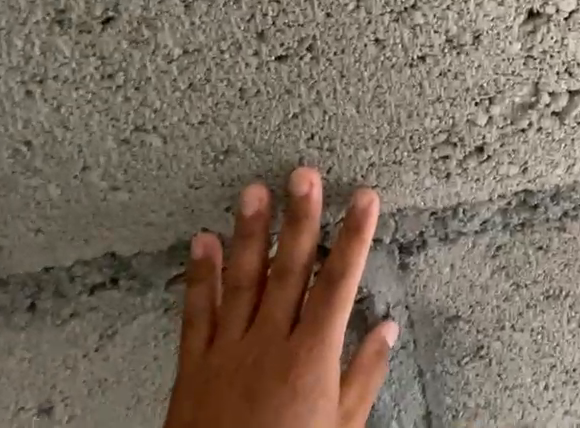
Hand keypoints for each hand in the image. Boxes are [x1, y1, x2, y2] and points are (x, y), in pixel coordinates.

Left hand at [164, 168, 396, 427]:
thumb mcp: (340, 427)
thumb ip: (364, 374)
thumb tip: (387, 328)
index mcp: (311, 357)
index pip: (339, 281)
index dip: (355, 235)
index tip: (365, 198)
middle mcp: (269, 345)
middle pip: (290, 270)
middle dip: (300, 219)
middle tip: (304, 176)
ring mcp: (228, 354)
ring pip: (242, 282)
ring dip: (251, 234)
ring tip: (255, 192)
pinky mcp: (192, 370)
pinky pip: (196, 316)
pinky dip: (200, 277)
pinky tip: (204, 242)